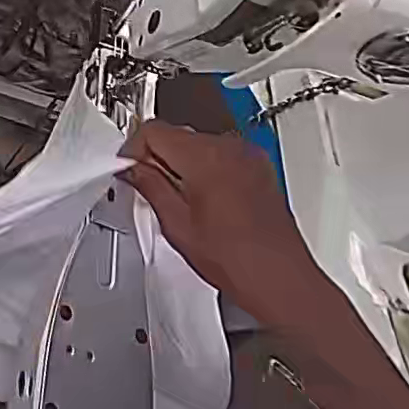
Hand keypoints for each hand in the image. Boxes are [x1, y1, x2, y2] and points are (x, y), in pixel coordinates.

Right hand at [121, 122, 330, 326]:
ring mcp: (247, 154)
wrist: (280, 278)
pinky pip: (220, 153)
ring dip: (180, 162)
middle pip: (176, 133)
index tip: (128, 167)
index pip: (154, 130)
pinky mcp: (257, 165)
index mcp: (205, 157)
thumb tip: (134, 170)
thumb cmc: (238, 260)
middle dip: (156, 157)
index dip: (134, 150)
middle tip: (145, 185)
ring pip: (197, 142)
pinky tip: (202, 199)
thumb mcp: (177, 225)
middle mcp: (229, 147)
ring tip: (176, 199)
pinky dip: (205, 167)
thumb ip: (150, 187)